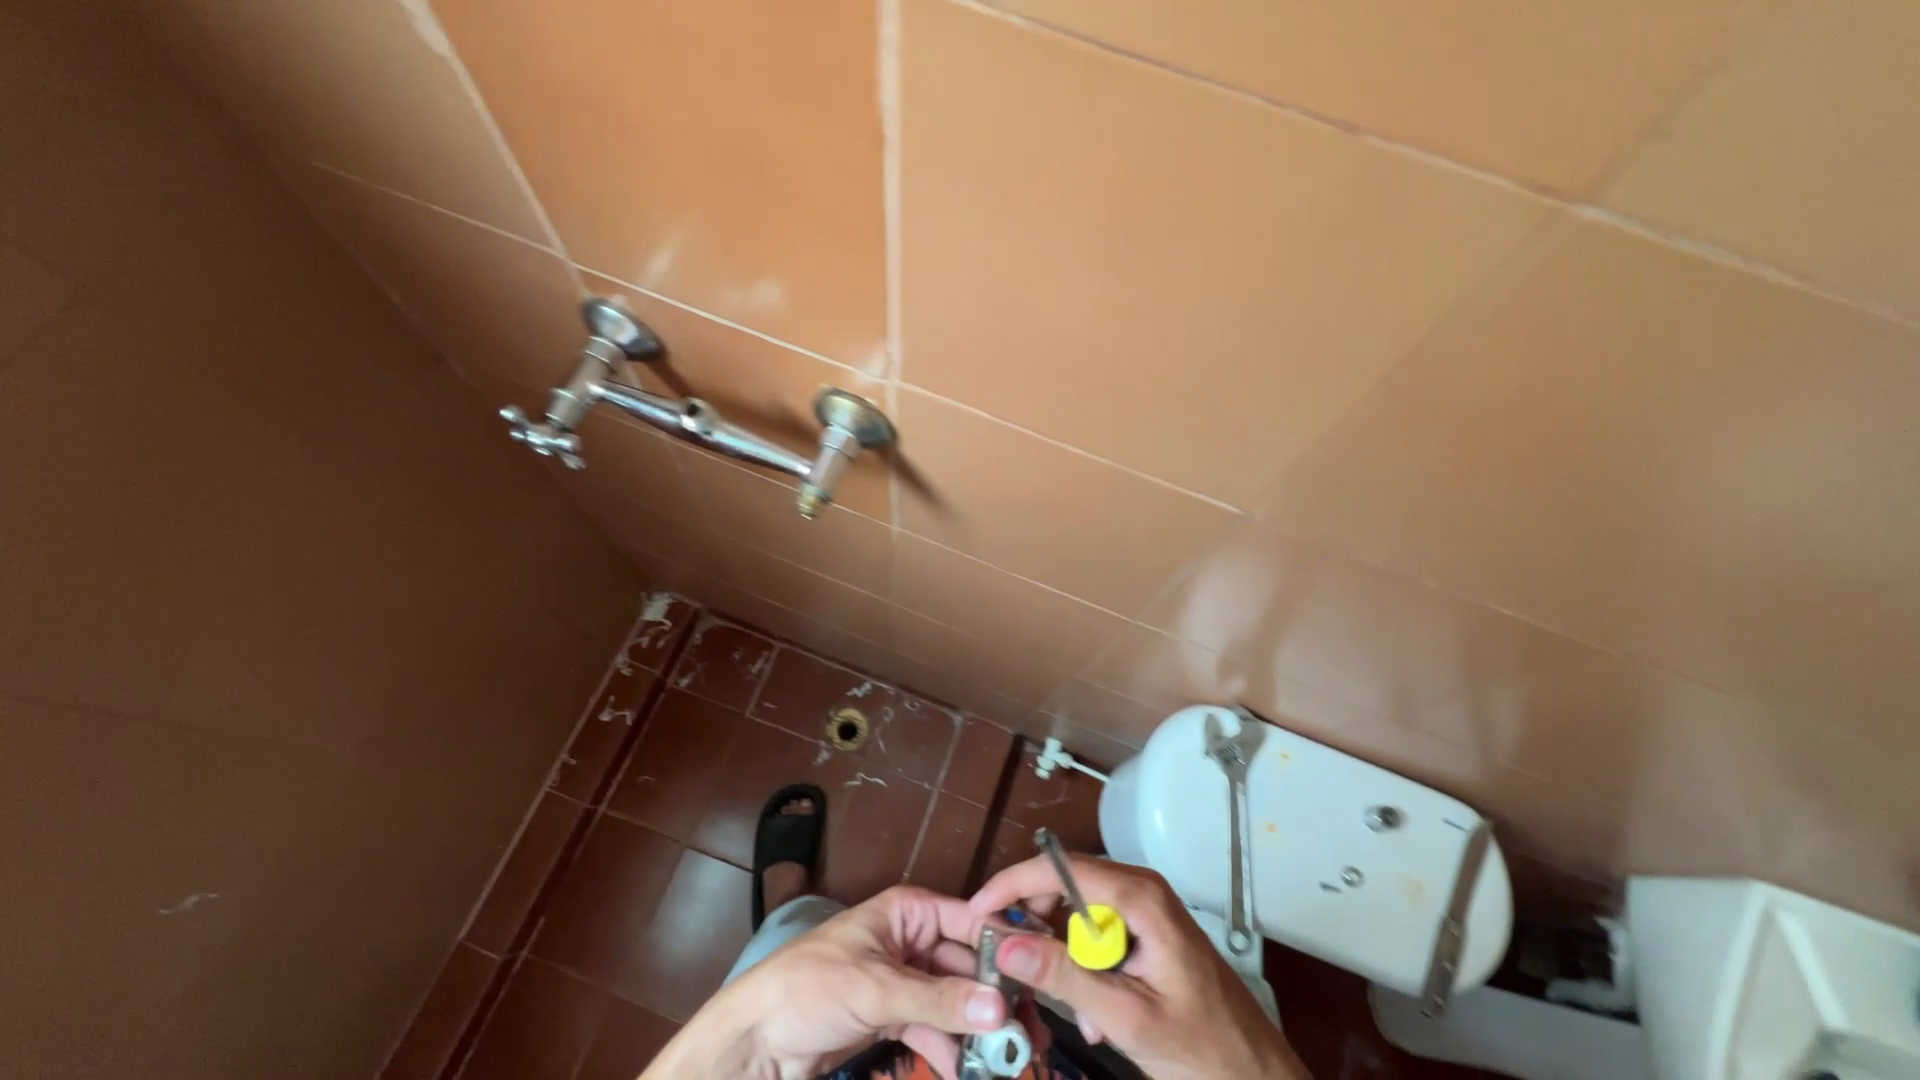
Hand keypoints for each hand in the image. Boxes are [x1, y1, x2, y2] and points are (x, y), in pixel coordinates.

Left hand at [643, 885, 1008, 1079]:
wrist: (756, 1038)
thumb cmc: (810, 988)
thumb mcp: (876, 990)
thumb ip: (938, 1001)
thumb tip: (999, 1008)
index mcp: (908, 912)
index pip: (970, 921)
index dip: (1005, 948)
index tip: (1041, 981)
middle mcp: (912, 939)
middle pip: (967, 966)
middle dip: (996, 1000)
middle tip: (1030, 1034)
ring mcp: (904, 979)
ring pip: (955, 1001)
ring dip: (979, 1029)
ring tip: (1009, 1060)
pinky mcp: (894, 1015)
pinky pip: (935, 1026)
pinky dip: (952, 1047)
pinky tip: (970, 1070)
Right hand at [971, 854, 1310, 1078]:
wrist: (1256, 1073)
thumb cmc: (1201, 1046)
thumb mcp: (1126, 1017)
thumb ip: (1063, 976)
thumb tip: (1003, 942)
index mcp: (1140, 896)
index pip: (1062, 868)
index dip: (1014, 884)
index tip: (978, 910)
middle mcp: (1140, 888)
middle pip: (1065, 884)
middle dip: (1036, 924)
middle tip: (1010, 962)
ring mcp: (1145, 908)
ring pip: (1077, 912)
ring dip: (1063, 956)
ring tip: (1073, 1009)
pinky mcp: (1146, 930)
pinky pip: (1097, 934)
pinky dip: (1085, 967)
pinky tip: (1096, 1013)